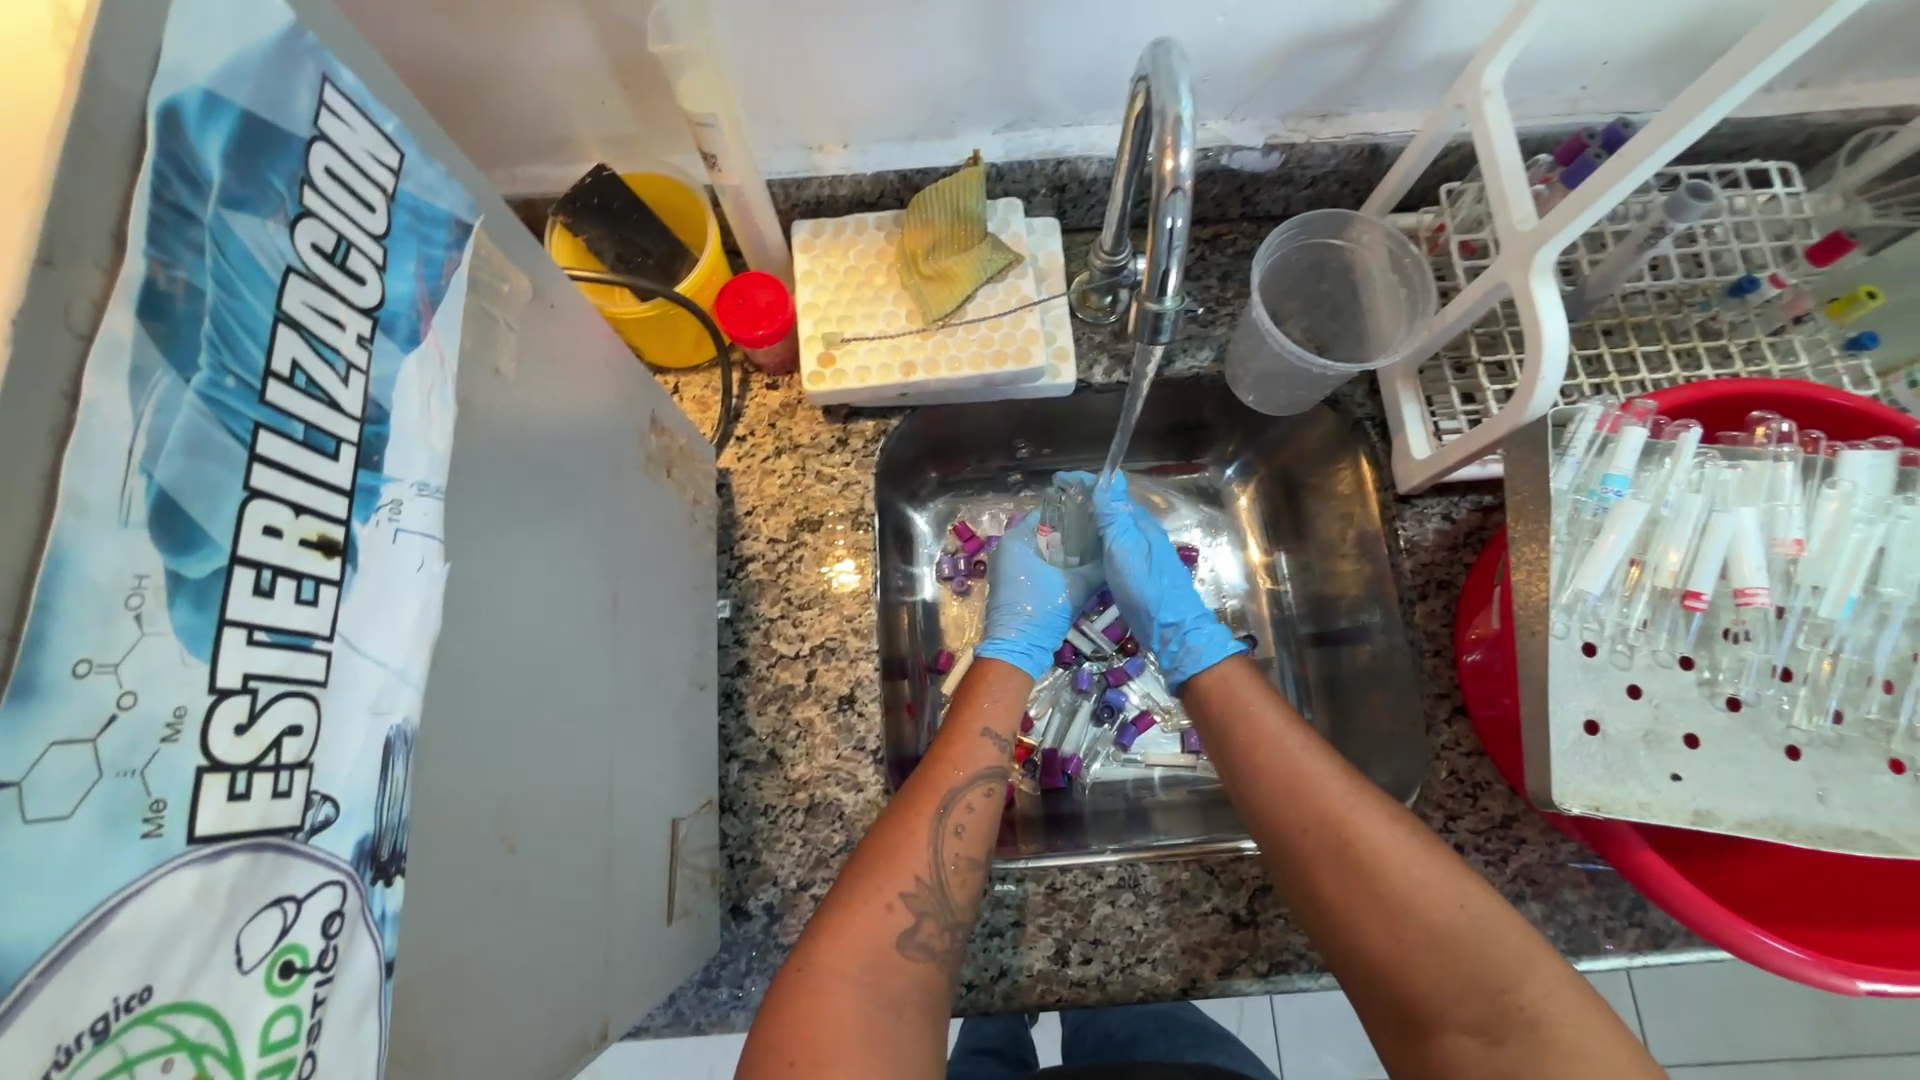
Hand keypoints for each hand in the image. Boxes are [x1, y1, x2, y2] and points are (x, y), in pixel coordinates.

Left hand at [973, 513, 1098, 679]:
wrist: (1018, 649)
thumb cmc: (1042, 610)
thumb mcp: (1076, 586)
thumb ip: (1098, 567)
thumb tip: (1117, 552)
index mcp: (1016, 540)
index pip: (1046, 514)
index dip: (1071, 514)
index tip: (1094, 517)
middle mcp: (1007, 549)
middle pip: (1044, 534)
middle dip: (1070, 536)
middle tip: (1098, 536)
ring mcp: (1007, 569)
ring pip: (1041, 553)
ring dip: (1064, 555)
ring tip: (1093, 553)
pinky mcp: (1012, 586)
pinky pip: (1036, 568)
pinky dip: (1053, 568)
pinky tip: (1076, 572)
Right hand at [1059, 471, 1245, 690]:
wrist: (1169, 628)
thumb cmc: (1145, 585)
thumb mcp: (1125, 546)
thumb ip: (1113, 514)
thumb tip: (1105, 479)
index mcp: (1139, 522)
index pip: (1111, 491)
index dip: (1085, 483)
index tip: (1058, 481)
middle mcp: (1140, 533)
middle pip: (1109, 508)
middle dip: (1083, 501)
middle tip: (1053, 503)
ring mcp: (1137, 553)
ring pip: (1108, 528)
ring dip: (1086, 522)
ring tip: (1059, 525)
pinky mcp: (1132, 572)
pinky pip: (1108, 548)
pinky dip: (1091, 543)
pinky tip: (1077, 553)